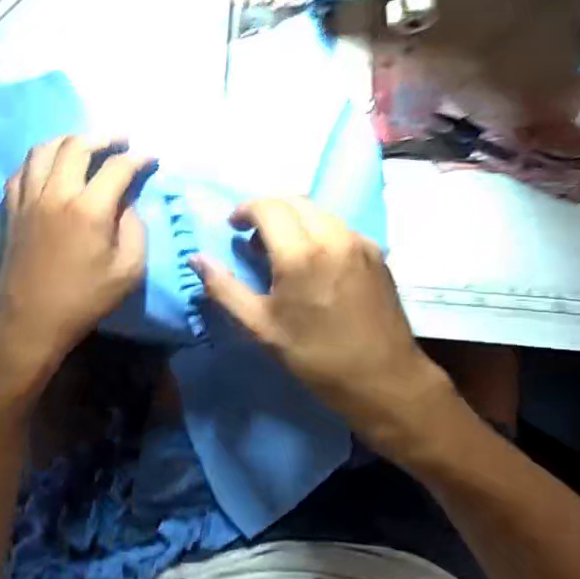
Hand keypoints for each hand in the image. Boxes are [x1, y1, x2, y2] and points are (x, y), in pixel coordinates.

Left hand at [0, 136, 150, 367]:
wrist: (31, 321)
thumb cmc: (85, 299)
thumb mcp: (129, 270)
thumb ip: (135, 229)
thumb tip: (127, 204)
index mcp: (89, 210)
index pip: (117, 167)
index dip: (139, 158)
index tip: (152, 158)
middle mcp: (56, 194)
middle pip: (77, 146)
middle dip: (104, 137)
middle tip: (122, 140)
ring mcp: (29, 199)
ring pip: (44, 150)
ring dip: (69, 140)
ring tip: (86, 144)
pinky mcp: (13, 210)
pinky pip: (23, 170)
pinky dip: (40, 160)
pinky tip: (52, 166)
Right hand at [191, 197, 457, 464]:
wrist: (382, 377)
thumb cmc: (316, 357)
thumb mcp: (261, 328)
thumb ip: (225, 289)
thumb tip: (197, 259)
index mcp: (302, 253)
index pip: (268, 207)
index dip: (245, 210)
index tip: (233, 226)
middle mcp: (334, 237)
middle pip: (296, 201)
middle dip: (270, 210)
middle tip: (254, 238)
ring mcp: (360, 243)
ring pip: (321, 213)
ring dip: (296, 219)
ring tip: (283, 251)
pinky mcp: (377, 254)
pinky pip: (342, 229)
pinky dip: (321, 232)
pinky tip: (315, 262)